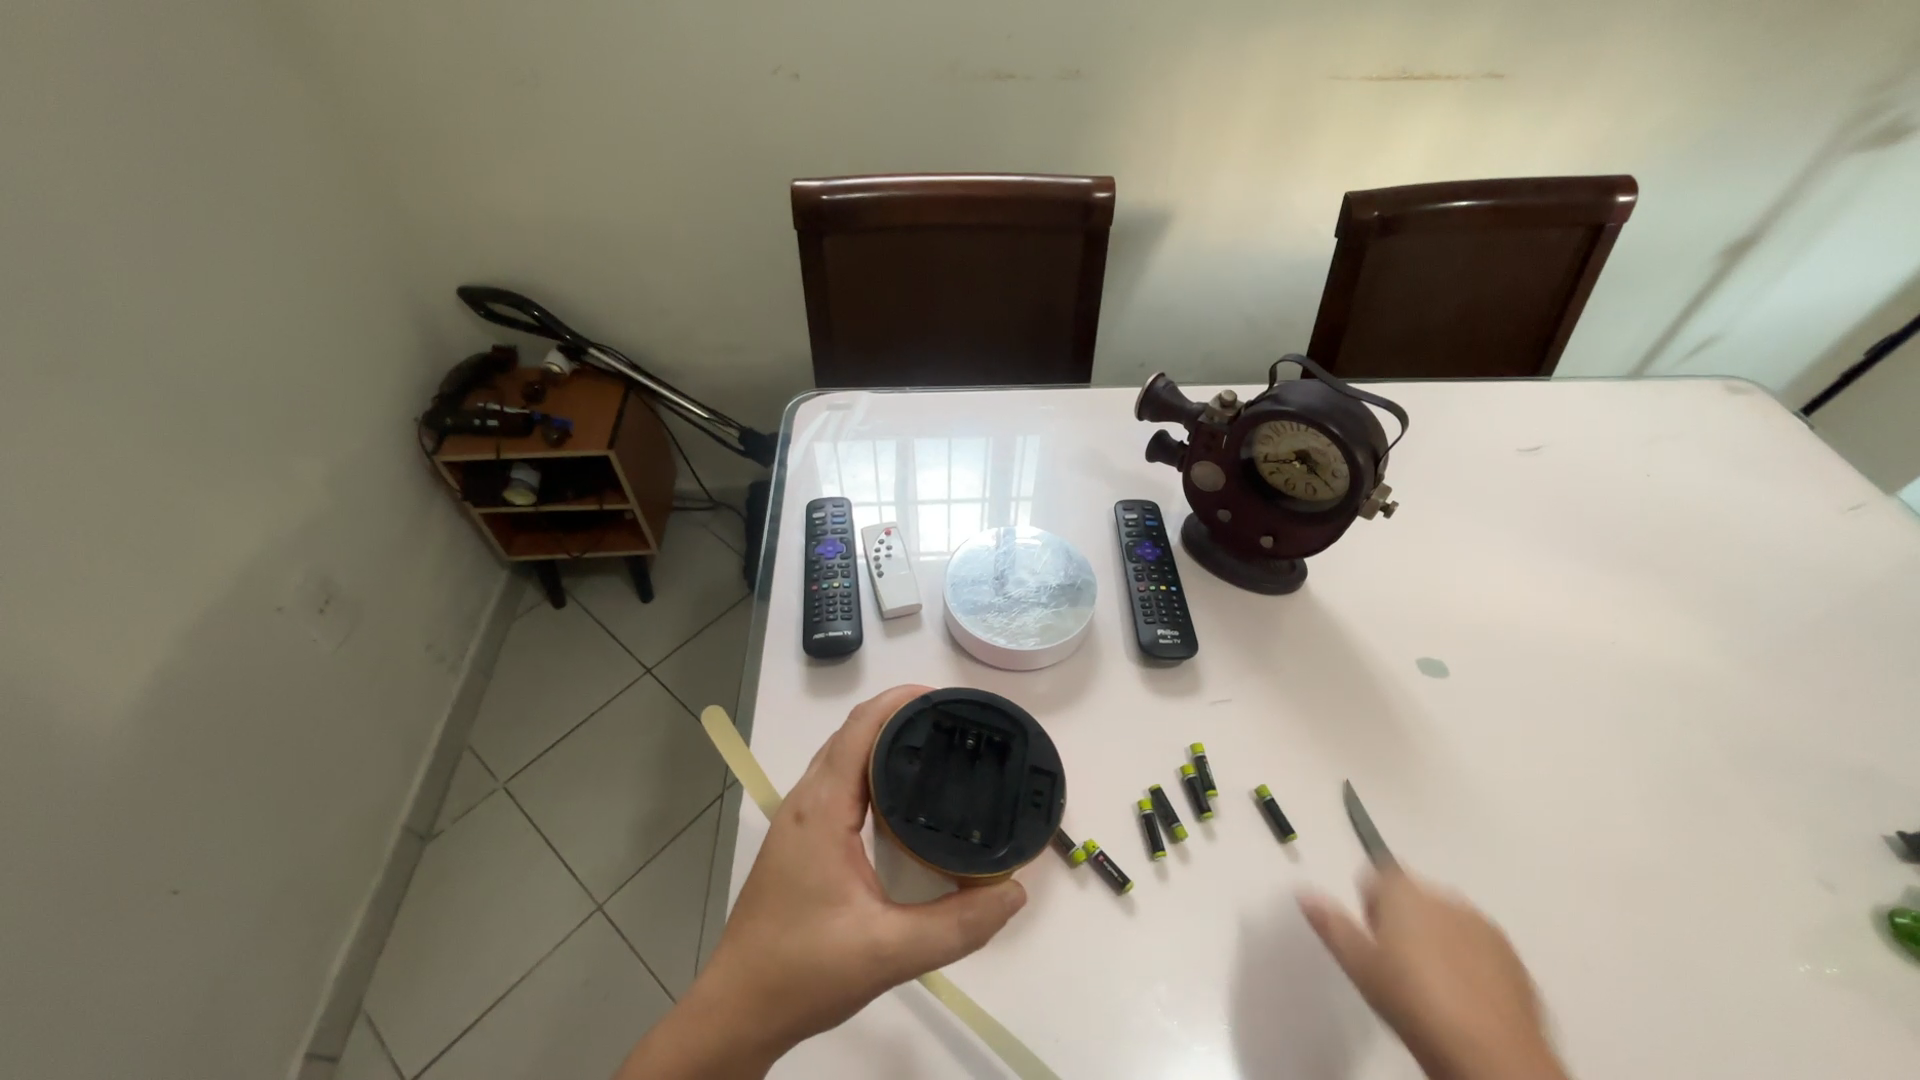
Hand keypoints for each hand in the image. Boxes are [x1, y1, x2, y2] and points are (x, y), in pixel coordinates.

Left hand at [621, 685, 1027, 1077]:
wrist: (739, 1010)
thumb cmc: (804, 972)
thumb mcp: (889, 952)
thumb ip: (958, 925)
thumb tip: (1015, 892)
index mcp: (822, 809)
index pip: (861, 728)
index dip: (902, 700)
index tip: (951, 700)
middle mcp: (807, 802)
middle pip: (854, 734)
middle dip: (903, 716)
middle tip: (959, 725)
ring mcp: (799, 821)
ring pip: (844, 758)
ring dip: (886, 742)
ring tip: (940, 750)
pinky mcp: (801, 841)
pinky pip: (840, 784)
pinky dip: (872, 771)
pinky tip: (904, 799)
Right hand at [1298, 870, 1567, 1079]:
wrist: (1489, 1054)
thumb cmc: (1411, 1002)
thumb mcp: (1357, 965)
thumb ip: (1330, 923)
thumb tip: (1303, 892)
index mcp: (1403, 892)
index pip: (1377, 872)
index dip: (1370, 901)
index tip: (1369, 933)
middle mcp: (1444, 898)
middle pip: (1413, 893)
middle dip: (1401, 917)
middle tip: (1392, 961)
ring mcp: (1483, 925)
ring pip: (1447, 918)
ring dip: (1434, 936)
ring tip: (1427, 981)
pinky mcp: (1512, 956)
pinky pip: (1477, 943)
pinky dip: (1466, 957)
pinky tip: (1459, 995)